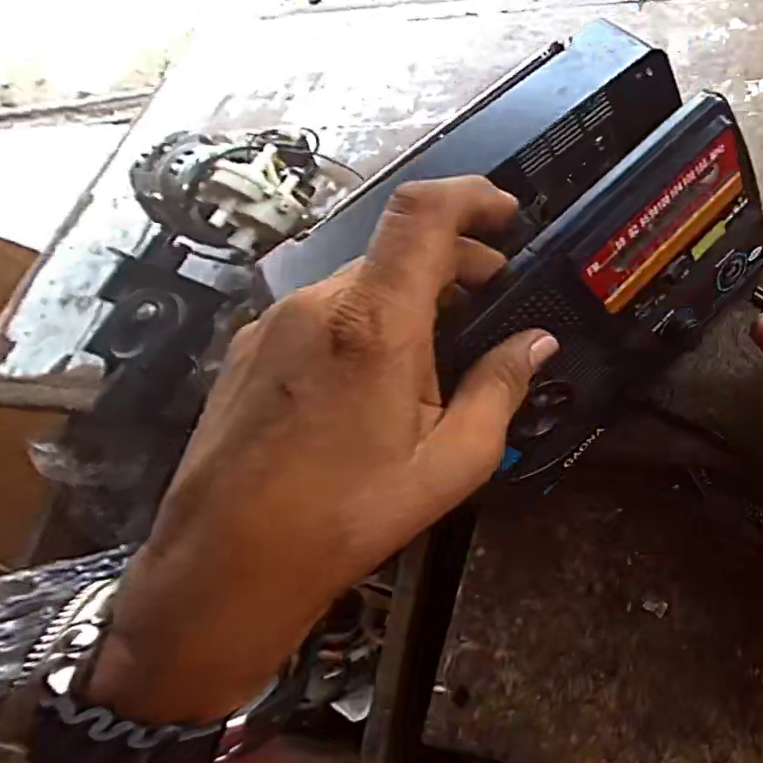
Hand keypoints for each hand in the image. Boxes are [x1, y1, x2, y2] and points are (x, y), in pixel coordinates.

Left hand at [91, 176, 556, 721]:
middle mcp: (319, 307)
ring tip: (450, 344)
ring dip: (420, 293)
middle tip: (498, 297)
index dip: (471, 195)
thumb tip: (538, 342)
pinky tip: (390, 373)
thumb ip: (502, 386)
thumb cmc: (355, 510)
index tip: (508, 210)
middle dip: (460, 260)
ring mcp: (276, 326)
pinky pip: (331, 312)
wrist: (224, 567)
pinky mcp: (253, 351)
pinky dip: (378, 317)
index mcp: (376, 324)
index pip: (421, 217)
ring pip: (366, 281)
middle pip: (399, 249)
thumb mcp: (457, 457)